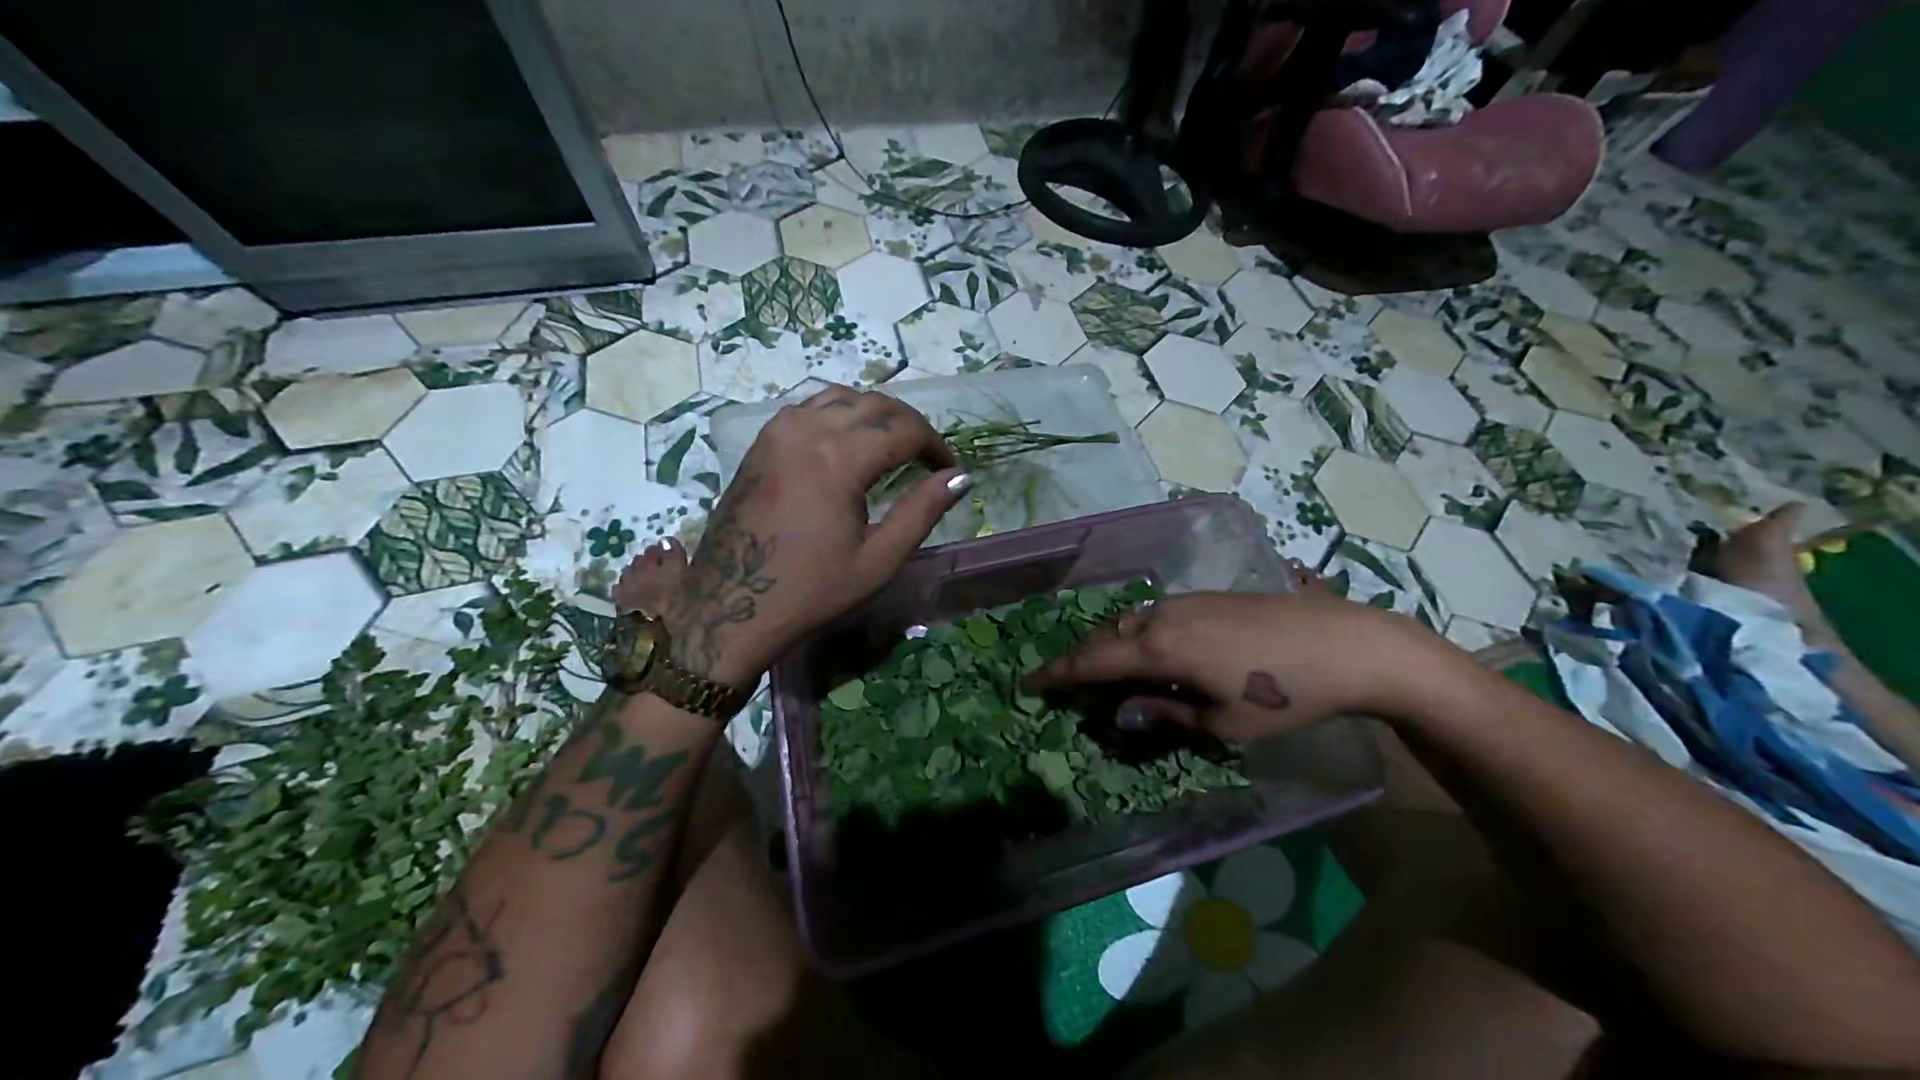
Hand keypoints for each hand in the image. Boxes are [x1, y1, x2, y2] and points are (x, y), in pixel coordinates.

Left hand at [663, 385, 967, 685]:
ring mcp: (778, 432)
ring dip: (874, 414)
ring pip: (840, 397)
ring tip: (891, 446)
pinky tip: (846, 442)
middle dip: (909, 425)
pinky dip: (838, 414)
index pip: (904, 429)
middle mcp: (808, 431)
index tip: (949, 469)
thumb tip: (961, 477)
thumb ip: (922, 511)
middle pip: (875, 404)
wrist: (731, 606)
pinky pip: (808, 408)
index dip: (936, 445)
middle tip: (926, 458)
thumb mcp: (878, 560)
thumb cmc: (811, 590)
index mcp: (840, 459)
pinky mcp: (761, 442)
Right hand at [1025, 588, 1446, 739]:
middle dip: (1084, 660)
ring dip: (1114, 645)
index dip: (1058, 674)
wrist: (1351, 644)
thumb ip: (1165, 714)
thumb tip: (1121, 713)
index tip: (1030, 683)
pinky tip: (1161, 654)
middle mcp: (1163, 616)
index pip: (1092, 662)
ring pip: (1131, 621)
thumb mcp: (1223, 721)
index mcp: (1159, 649)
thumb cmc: (1285, 695)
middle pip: (1106, 636)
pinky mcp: (1209, 596)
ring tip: (1117, 674)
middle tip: (1074, 686)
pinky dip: (1141, 634)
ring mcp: (1187, 601)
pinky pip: (1156, 614)